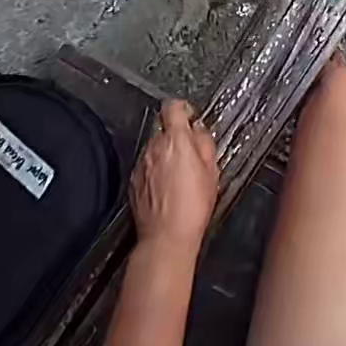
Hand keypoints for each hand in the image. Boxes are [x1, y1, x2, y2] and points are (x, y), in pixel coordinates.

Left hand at [130, 100, 218, 251]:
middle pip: (164, 129)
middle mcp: (154, 148)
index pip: (172, 107)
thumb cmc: (193, 207)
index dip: (182, 109)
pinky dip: (156, 170)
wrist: (165, 238)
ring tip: (179, 176)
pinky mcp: (133, 181)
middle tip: (191, 155)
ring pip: (154, 148)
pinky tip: (167, 188)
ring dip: (165, 154)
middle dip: (176, 137)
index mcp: (176, 141)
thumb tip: (198, 132)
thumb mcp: (212, 172)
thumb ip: (204, 144)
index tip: (189, 117)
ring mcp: (141, 164)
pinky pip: (146, 166)